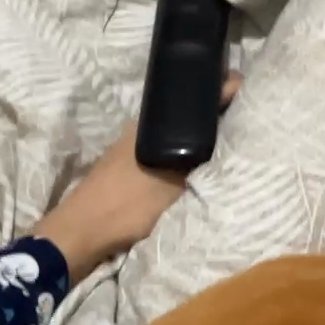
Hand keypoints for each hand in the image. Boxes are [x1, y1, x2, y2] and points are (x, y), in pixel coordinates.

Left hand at [32, 74, 241, 282]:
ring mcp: (131, 151)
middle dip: (209, 120)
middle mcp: (140, 131)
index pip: (190, 100)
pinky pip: (164, 156)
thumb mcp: (171, 183)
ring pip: (173, 139)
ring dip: (196, 144)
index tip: (243, 90)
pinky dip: (182, 159)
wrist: (81, 234)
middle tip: (242, 124)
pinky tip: (197, 170)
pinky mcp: (127, 171)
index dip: (217, 95)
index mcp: (150, 125)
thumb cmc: (126, 205)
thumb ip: (198, 160)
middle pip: (183, 119)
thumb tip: (225, 133)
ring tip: (226, 148)